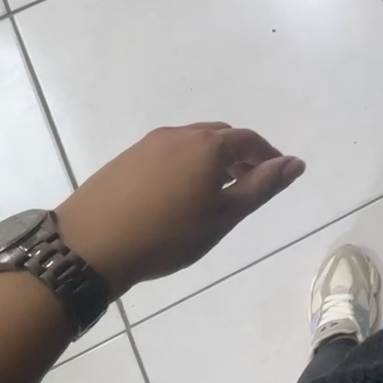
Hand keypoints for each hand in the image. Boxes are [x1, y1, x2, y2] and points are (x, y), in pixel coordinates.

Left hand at [54, 124, 304, 294]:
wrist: (86, 248)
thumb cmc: (166, 235)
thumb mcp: (223, 216)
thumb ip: (262, 186)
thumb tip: (296, 162)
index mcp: (208, 145)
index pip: (249, 140)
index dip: (268, 156)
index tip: (276, 176)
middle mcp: (180, 134)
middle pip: (221, 136)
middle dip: (240, 155)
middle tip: (248, 184)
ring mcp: (148, 144)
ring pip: (192, 142)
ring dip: (212, 159)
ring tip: (214, 191)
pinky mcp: (124, 159)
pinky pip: (168, 152)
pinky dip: (185, 164)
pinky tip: (178, 194)